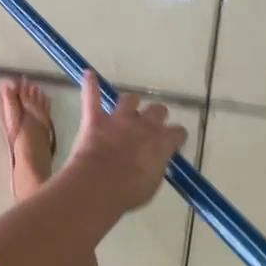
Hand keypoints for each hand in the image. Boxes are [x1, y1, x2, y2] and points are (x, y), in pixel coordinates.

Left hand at [64, 71, 187, 214]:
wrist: (99, 184)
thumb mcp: (152, 184)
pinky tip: (88, 74)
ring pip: (129, 100)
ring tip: (129, 105)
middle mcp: (143, 125)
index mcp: (162, 143)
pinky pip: (91, 97)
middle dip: (156, 116)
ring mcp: (118, 119)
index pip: (177, 132)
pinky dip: (90, 85)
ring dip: (130, 102)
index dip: (174, 136)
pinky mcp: (94, 119)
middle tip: (150, 125)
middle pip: (157, 111)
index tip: (172, 142)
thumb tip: (154, 162)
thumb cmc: (129, 191)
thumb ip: (155, 167)